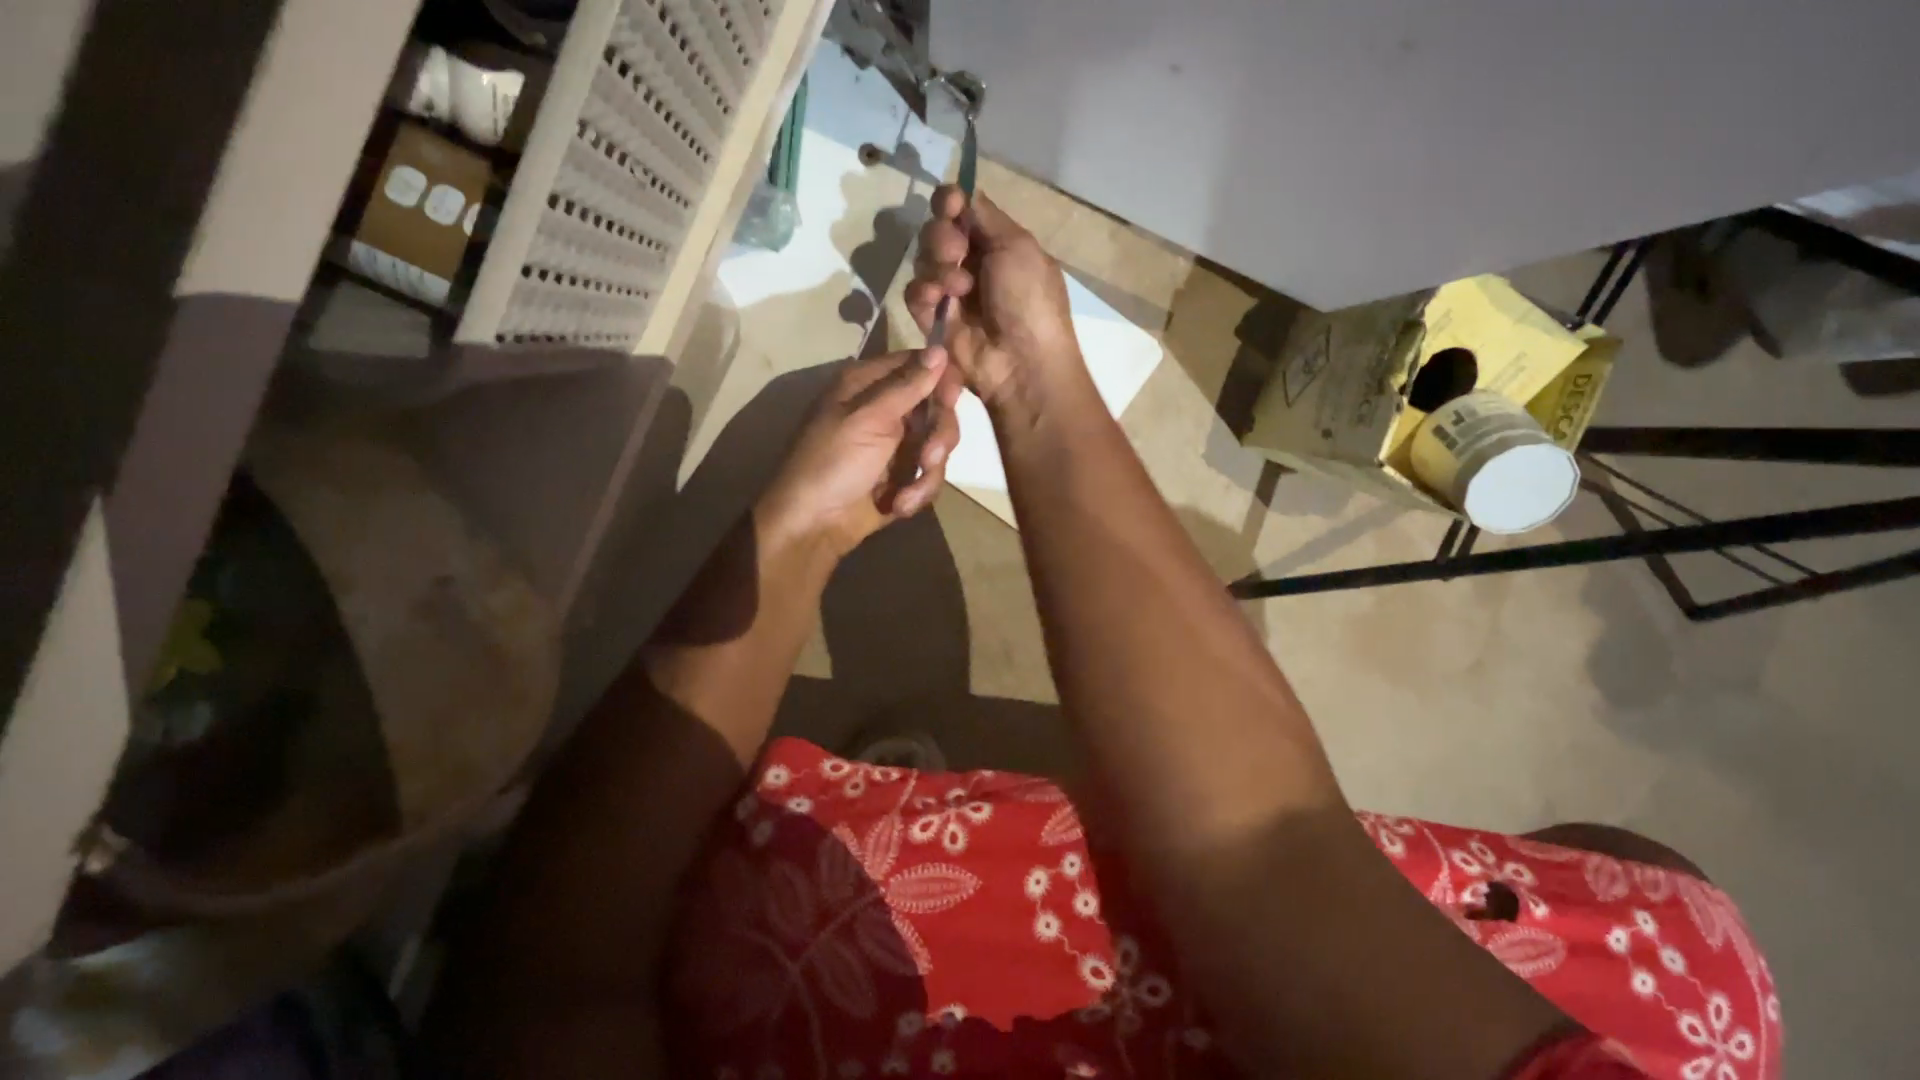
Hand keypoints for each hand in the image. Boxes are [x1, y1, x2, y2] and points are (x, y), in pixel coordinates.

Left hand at [758, 348, 963, 556]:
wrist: (812, 525)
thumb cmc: (832, 463)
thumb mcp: (869, 419)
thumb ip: (908, 385)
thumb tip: (940, 349)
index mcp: (868, 384)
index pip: (920, 364)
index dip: (942, 379)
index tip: (950, 399)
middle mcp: (885, 409)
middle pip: (937, 407)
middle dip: (939, 436)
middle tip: (929, 458)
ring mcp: (895, 444)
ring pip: (938, 444)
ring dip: (928, 472)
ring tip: (906, 495)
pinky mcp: (903, 476)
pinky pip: (930, 474)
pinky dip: (919, 492)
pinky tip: (900, 506)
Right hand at [907, 187, 1082, 409]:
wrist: (1022, 361)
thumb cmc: (1030, 300)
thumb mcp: (1018, 246)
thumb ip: (985, 216)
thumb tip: (964, 195)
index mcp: (997, 244)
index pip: (961, 211)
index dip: (950, 202)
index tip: (950, 204)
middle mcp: (972, 265)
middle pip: (937, 231)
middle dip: (942, 236)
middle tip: (958, 252)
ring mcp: (950, 293)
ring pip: (923, 259)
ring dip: (938, 266)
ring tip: (960, 287)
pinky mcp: (932, 319)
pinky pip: (915, 293)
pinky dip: (925, 292)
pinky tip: (941, 302)